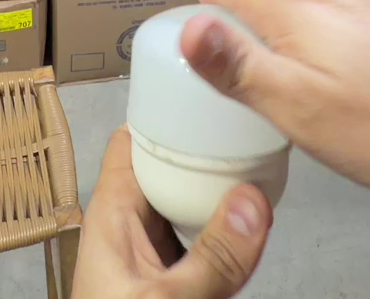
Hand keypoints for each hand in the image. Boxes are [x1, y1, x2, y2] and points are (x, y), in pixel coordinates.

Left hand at [71, 127, 271, 298]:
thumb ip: (215, 257)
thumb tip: (257, 198)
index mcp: (111, 211)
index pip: (129, 138)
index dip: (161, 112)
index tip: (204, 94)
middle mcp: (126, 221)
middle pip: (159, 163)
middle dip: (197, 146)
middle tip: (243, 123)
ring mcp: (145, 249)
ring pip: (178, 199)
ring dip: (210, 183)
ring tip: (251, 154)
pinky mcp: (165, 276)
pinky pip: (191, 233)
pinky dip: (216, 221)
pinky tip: (247, 215)